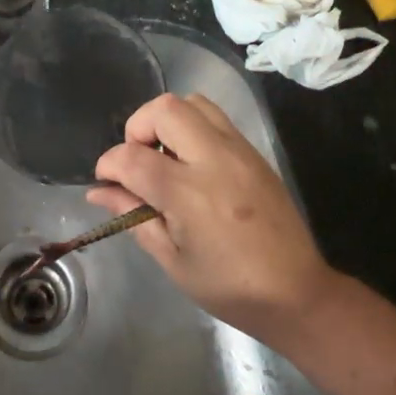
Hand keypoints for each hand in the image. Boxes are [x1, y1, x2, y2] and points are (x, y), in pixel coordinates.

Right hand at [91, 94, 332, 338]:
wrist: (296, 292)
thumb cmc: (229, 287)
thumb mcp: (172, 260)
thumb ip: (134, 217)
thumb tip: (99, 191)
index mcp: (190, 195)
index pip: (133, 157)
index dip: (109, 164)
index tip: (106, 181)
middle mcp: (215, 160)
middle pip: (164, 109)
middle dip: (138, 128)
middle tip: (137, 161)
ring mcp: (239, 151)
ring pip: (193, 102)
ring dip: (168, 120)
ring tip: (165, 156)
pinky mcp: (254, 153)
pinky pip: (216, 118)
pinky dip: (193, 127)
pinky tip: (191, 164)